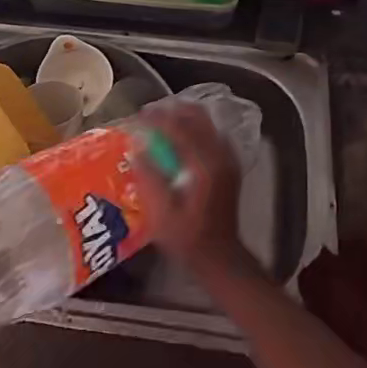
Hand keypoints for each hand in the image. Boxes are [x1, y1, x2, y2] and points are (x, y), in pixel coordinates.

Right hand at [129, 101, 260, 282]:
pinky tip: (178, 138)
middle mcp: (220, 156)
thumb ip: (149, 178)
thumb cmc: (187, 238)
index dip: (157, 117)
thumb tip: (136, 148)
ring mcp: (228, 158)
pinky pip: (211, 133)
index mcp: (204, 166)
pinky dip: (194, 128)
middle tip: (148, 115)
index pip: (179, 128)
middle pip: (197, 116)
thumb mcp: (161, 214)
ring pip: (206, 122)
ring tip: (160, 123)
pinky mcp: (230, 164)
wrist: (220, 256)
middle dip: (171, 111)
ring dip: (183, 117)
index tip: (138, 115)